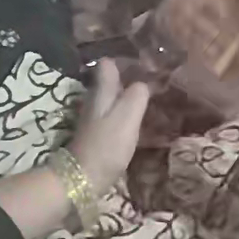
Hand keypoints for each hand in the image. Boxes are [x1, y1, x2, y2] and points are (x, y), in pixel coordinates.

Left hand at [65, 59, 151, 192]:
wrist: (84, 178)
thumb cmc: (107, 145)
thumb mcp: (127, 117)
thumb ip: (137, 95)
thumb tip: (143, 83)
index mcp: (102, 91)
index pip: (108, 64)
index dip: (125, 61)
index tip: (145, 63)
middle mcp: (95, 100)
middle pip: (111, 81)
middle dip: (129, 79)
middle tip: (154, 82)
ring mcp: (94, 118)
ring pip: (113, 99)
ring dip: (129, 98)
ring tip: (152, 100)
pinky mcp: (97, 134)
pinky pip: (114, 116)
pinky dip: (126, 114)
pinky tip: (140, 121)